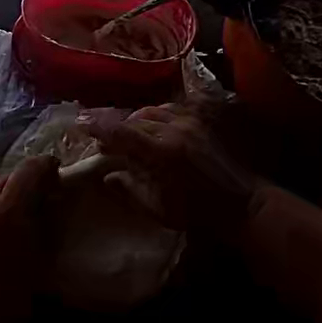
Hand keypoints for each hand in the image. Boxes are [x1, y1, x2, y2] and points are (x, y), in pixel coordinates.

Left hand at [0, 156, 56, 322]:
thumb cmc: (12, 296)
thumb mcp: (38, 256)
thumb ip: (43, 221)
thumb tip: (49, 199)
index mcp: (8, 207)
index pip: (29, 170)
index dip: (45, 165)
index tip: (56, 169)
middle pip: (6, 173)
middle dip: (24, 176)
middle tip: (39, 186)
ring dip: (3, 184)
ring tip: (15, 196)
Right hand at [79, 102, 264, 241]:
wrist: (242, 205)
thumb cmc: (198, 214)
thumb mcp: (158, 210)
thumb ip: (128, 190)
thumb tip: (106, 176)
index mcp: (160, 153)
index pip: (120, 132)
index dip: (97, 127)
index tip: (79, 125)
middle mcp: (173, 130)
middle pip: (133, 118)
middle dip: (115, 126)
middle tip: (103, 139)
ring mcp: (189, 123)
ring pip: (151, 110)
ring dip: (134, 119)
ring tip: (126, 133)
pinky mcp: (200, 122)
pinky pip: (170, 109)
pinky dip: (154, 114)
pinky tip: (151, 125)